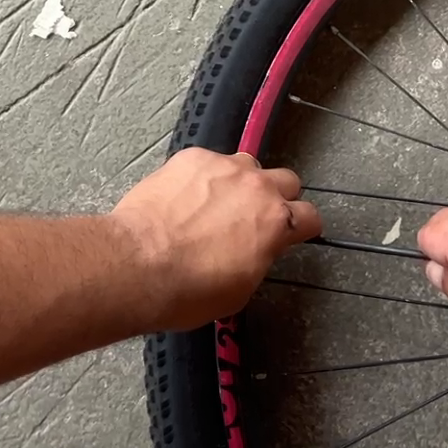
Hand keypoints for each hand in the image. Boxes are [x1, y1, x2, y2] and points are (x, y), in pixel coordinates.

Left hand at [110, 148, 321, 331]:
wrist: (137, 265)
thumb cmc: (186, 289)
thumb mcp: (239, 290)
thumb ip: (260, 256)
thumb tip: (257, 246)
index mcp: (275, 223)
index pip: (310, 216)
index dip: (304, 226)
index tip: (297, 230)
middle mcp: (257, 187)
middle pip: (286, 180)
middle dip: (277, 197)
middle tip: (256, 215)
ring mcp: (224, 166)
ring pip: (247, 165)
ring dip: (240, 182)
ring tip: (215, 204)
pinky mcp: (194, 157)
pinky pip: (208, 161)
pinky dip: (202, 177)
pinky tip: (183, 198)